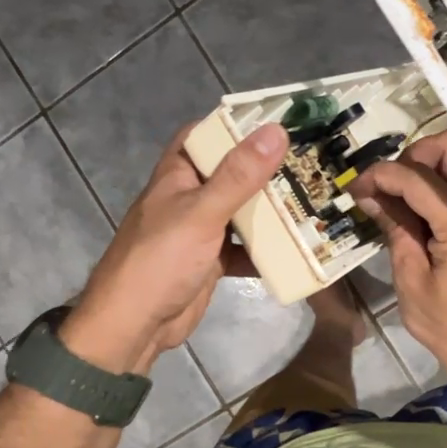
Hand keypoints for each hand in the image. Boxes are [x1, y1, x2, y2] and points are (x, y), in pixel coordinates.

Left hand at [60, 123, 287, 375]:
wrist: (133, 327)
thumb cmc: (160, 260)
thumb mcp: (202, 212)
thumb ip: (239, 175)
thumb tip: (276, 131)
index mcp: (178, 174)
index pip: (206, 134)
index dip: (237, 124)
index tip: (279, 120)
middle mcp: (189, 197)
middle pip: (232, 173)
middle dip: (267, 169)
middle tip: (312, 161)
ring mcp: (200, 231)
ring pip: (242, 211)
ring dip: (271, 210)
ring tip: (314, 198)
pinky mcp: (211, 261)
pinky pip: (244, 248)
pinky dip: (266, 250)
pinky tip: (296, 248)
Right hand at [349, 129, 446, 405]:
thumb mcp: (412, 280)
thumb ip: (395, 229)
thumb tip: (371, 195)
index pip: (417, 178)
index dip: (381, 175)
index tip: (356, 185)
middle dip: (417, 155)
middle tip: (391, 185)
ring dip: (431, 165)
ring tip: (401, 196)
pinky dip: (443, 180)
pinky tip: (419, 207)